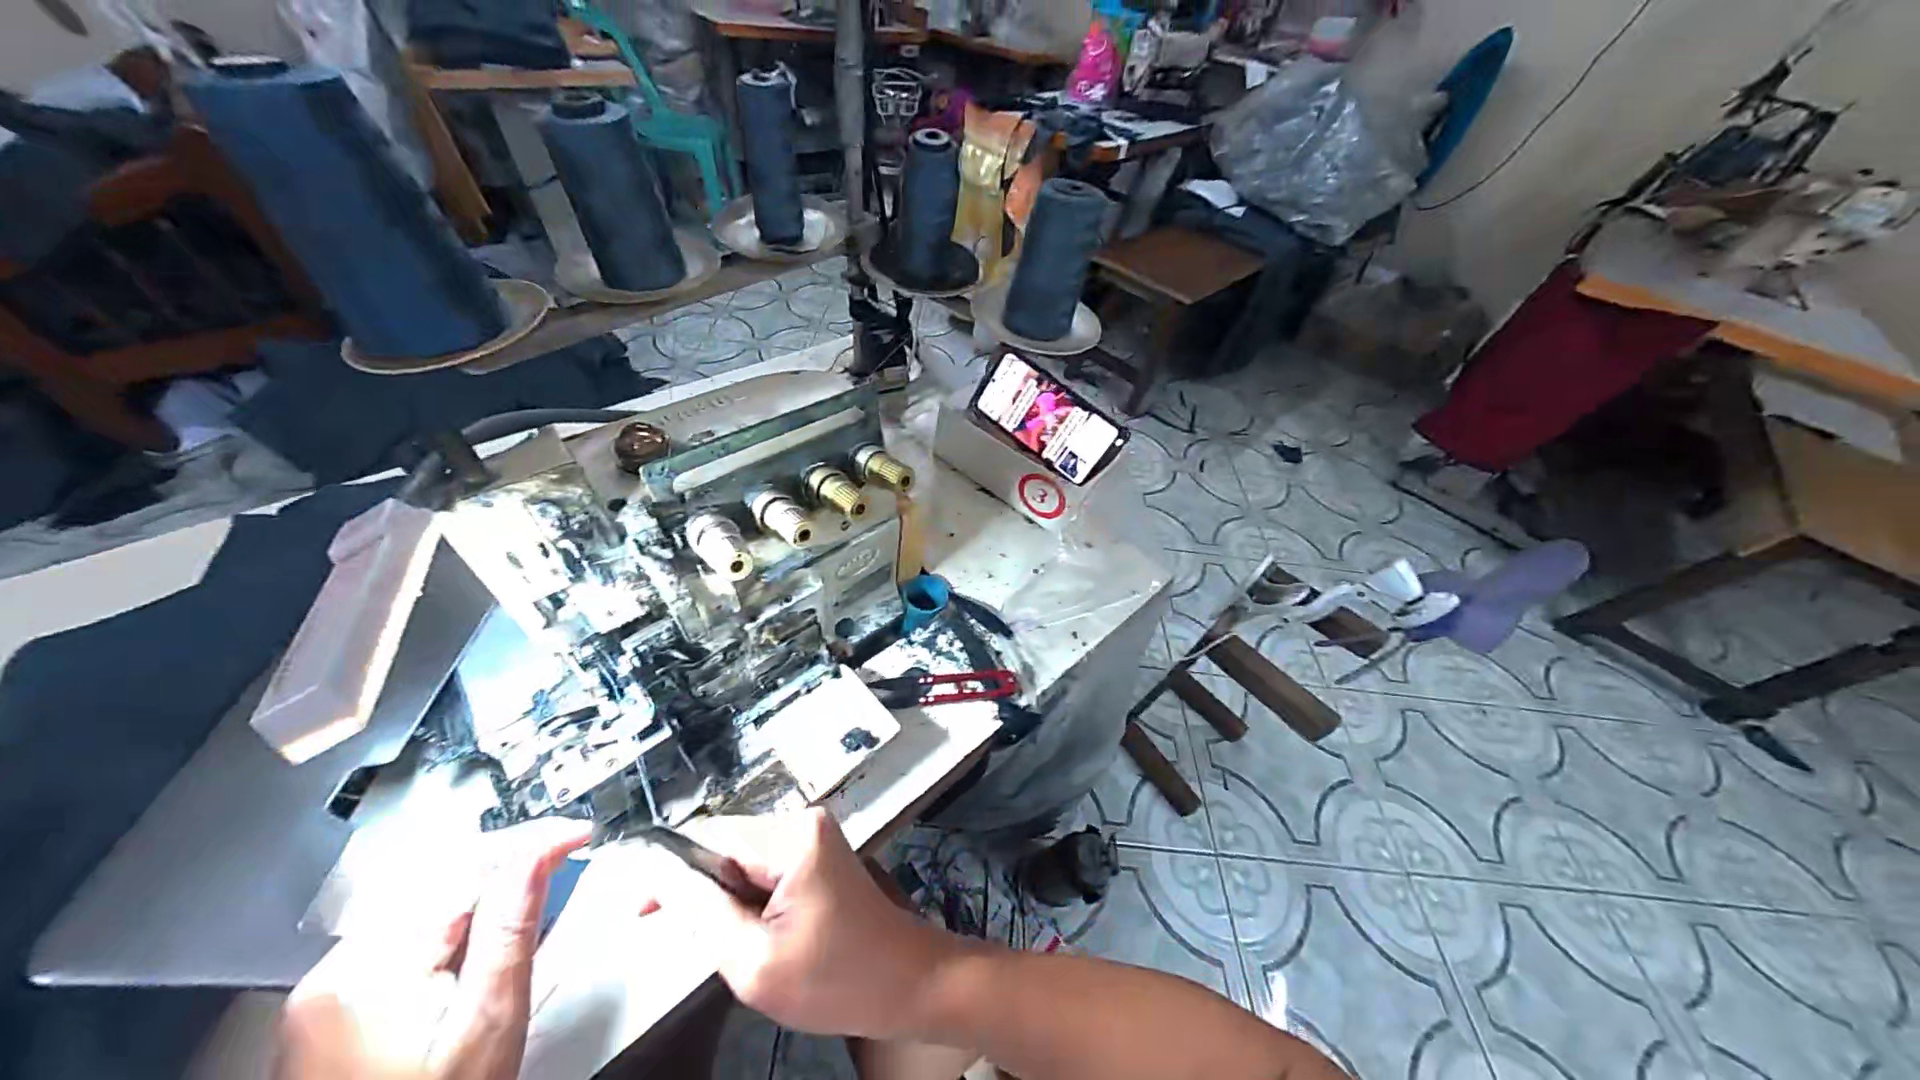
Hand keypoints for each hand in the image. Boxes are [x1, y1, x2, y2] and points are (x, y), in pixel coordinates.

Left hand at [277, 818, 590, 1079]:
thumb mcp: (490, 1023)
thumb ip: (512, 931)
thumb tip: (535, 856)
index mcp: (371, 974)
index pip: (465, 872)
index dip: (529, 844)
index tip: (575, 835)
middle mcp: (337, 973)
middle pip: (439, 879)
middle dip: (507, 857)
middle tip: (563, 849)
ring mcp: (328, 990)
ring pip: (422, 900)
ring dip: (483, 883)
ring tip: (534, 882)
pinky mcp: (333, 1004)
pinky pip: (403, 931)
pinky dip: (453, 915)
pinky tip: (484, 924)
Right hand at [642, 808, 962, 1039]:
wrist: (907, 981)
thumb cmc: (836, 981)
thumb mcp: (754, 962)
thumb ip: (702, 913)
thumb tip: (659, 876)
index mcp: (792, 838)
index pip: (709, 836)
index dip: (668, 867)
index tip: (639, 907)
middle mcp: (803, 821)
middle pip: (725, 842)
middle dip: (695, 884)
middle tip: (671, 928)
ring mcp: (813, 833)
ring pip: (740, 855)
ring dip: (718, 892)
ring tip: (713, 935)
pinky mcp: (816, 851)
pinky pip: (763, 863)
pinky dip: (743, 893)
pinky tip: (741, 924)